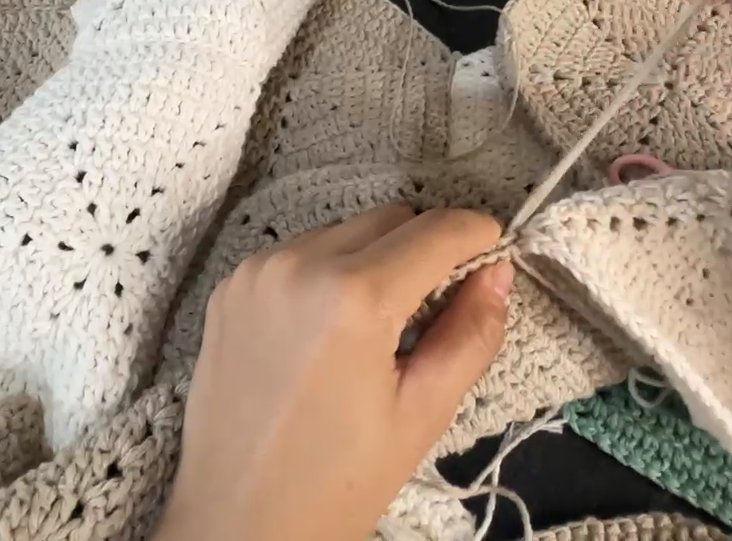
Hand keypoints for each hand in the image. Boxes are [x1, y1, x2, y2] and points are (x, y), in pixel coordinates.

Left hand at [156, 206, 512, 540]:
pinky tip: (321, 331)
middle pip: (388, 220)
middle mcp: (300, 263)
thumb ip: (470, 333)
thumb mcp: (422, 414)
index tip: (494, 245)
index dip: (474, 233)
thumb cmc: (337, 480)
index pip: (433, 231)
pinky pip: (299, 252)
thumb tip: (498, 271)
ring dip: (372, 260)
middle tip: (429, 307)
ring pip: (344, 231)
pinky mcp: (232, 282)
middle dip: (423, 248)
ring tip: (369, 329)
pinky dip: (325, 273)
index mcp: (354, 296)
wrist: (234, 519)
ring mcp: (259, 269)